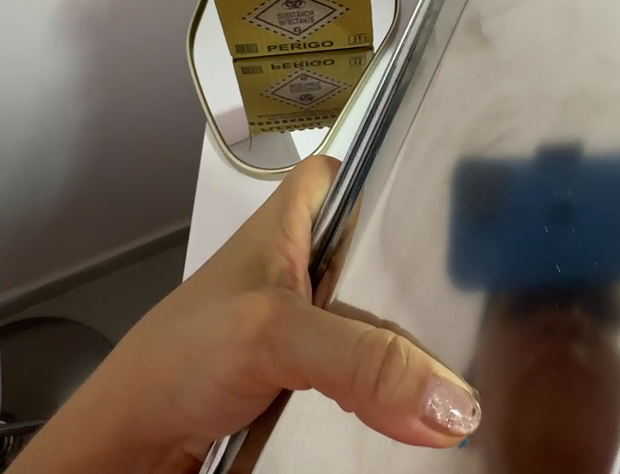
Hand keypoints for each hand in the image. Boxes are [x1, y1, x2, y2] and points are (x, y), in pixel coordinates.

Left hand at [14, 156, 479, 473]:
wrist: (136, 445)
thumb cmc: (174, 357)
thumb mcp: (272, 333)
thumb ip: (360, 356)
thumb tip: (449, 396)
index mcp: (296, 218)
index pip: (363, 173)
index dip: (406, 183)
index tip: (464, 204)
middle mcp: (310, 262)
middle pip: (390, 255)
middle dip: (426, 284)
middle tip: (482, 307)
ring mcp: (315, 321)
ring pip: (386, 322)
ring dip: (413, 352)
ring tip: (463, 369)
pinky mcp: (317, 376)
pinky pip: (374, 378)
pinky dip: (395, 393)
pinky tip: (423, 407)